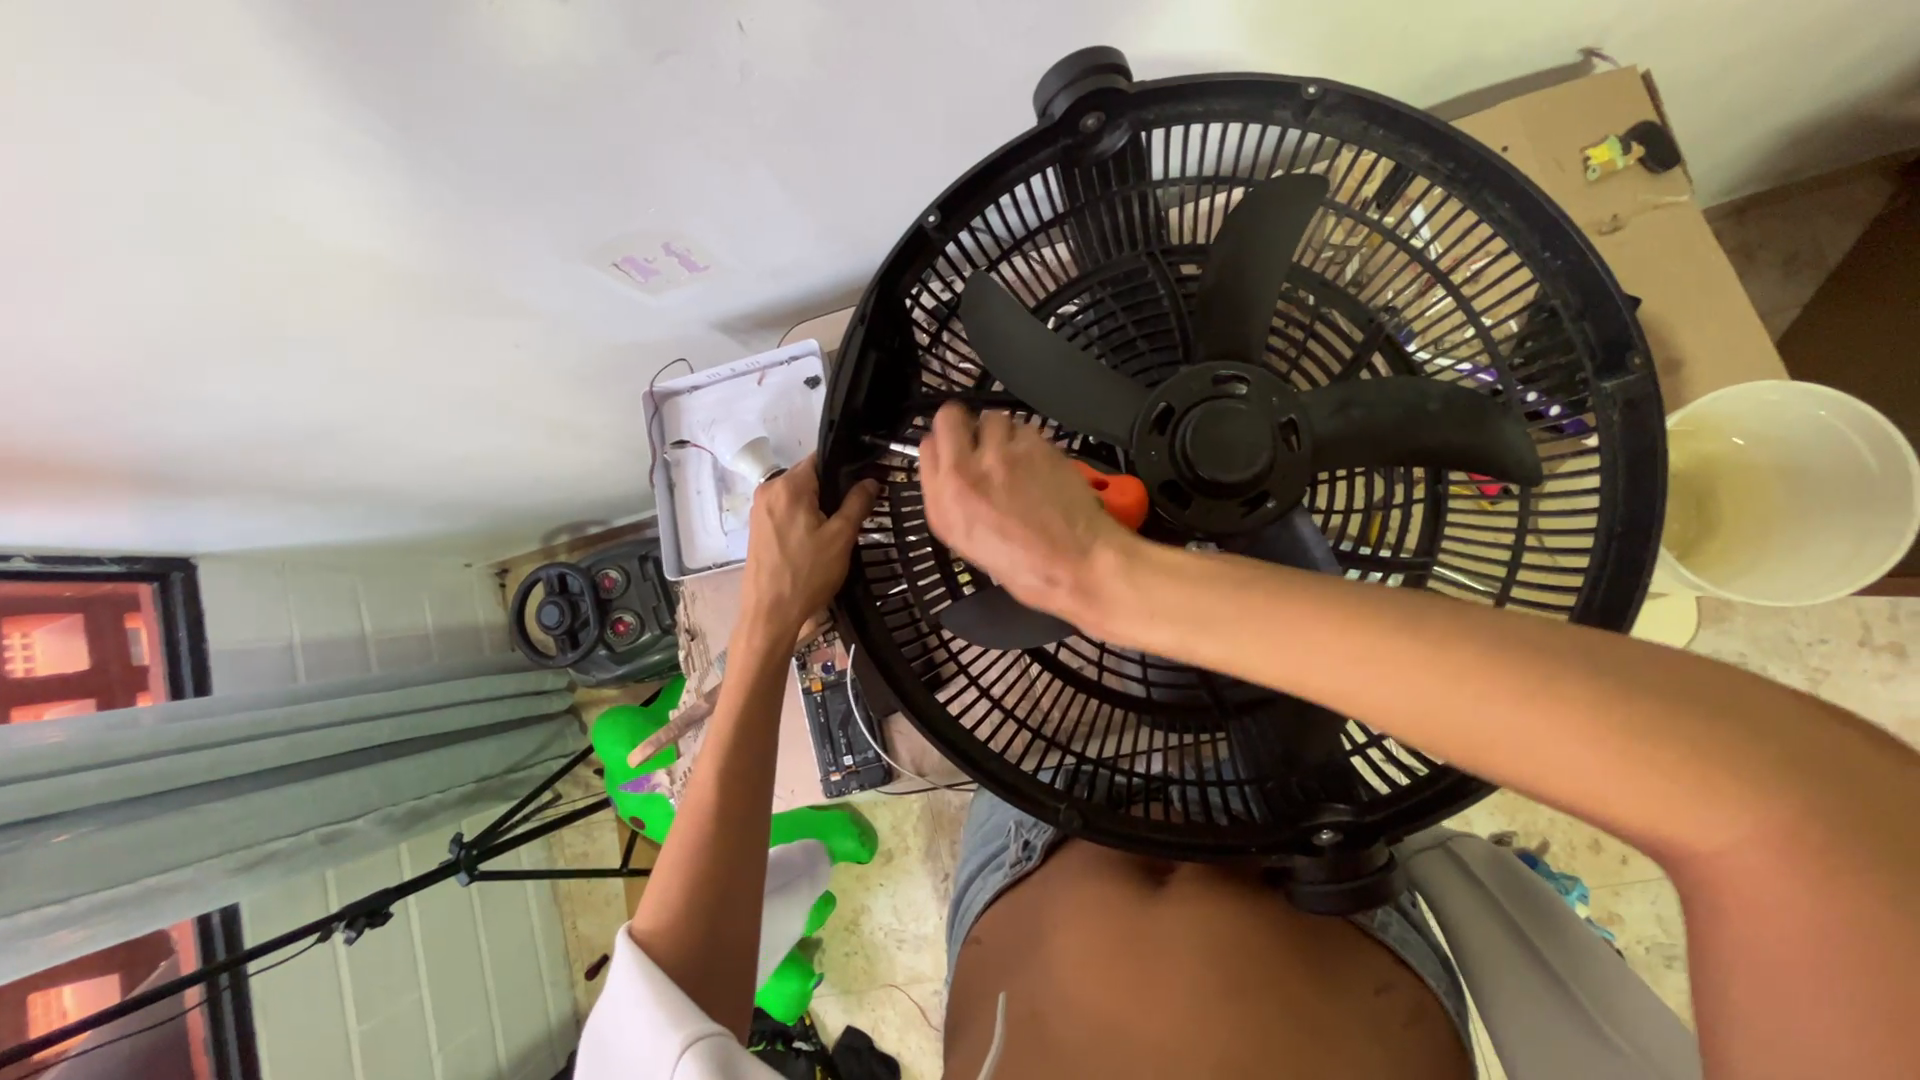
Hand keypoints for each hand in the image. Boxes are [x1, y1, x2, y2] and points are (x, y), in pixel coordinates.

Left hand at [738, 454, 879, 636]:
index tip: (866, 481)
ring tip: (841, 526)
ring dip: (819, 505)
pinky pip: (787, 510)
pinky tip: (819, 538)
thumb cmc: (807, 574)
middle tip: (859, 508)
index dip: (846, 467)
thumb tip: (871, 480)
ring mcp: (760, 509)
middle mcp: (768, 489)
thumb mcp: (841, 538)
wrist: (770, 614)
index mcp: (788, 486)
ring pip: (798, 495)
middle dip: (833, 489)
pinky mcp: (758, 528)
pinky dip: (805, 517)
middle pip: (809, 476)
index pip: (821, 458)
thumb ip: (857, 503)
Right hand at [918, 403, 1138, 622]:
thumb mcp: (969, 545)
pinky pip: (1023, 428)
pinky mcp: (1032, 445)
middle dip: (964, 424)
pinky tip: (1039, 463)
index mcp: (944, 504)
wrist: (1079, 564)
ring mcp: (999, 456)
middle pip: (949, 418)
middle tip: (981, 441)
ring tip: (1016, 457)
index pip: (927, 447)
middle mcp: (964, 474)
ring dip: (1001, 433)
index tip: (958, 452)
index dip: (945, 446)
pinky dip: (1029, 441)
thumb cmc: (1027, 569)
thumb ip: (954, 501)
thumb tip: (955, 470)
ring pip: (991, 418)